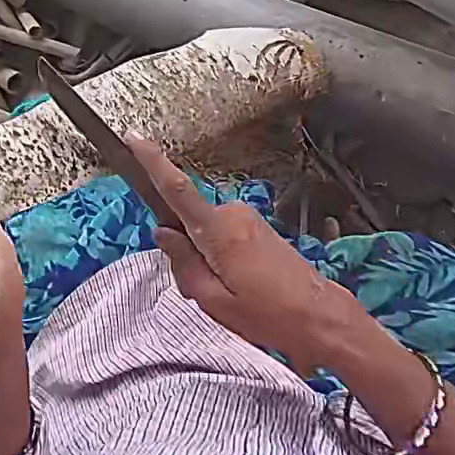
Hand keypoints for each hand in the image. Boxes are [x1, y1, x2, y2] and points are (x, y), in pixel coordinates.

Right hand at [129, 136, 367, 372]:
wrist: (320, 316)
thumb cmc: (268, 315)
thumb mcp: (214, 299)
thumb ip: (183, 263)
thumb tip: (163, 233)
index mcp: (218, 232)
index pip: (177, 189)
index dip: (153, 162)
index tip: (134, 138)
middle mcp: (232, 214)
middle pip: (188, 221)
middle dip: (184, 250)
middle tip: (201, 289)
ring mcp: (248, 217)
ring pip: (205, 230)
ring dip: (204, 256)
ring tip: (228, 292)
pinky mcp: (258, 224)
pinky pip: (223, 233)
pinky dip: (219, 254)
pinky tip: (238, 283)